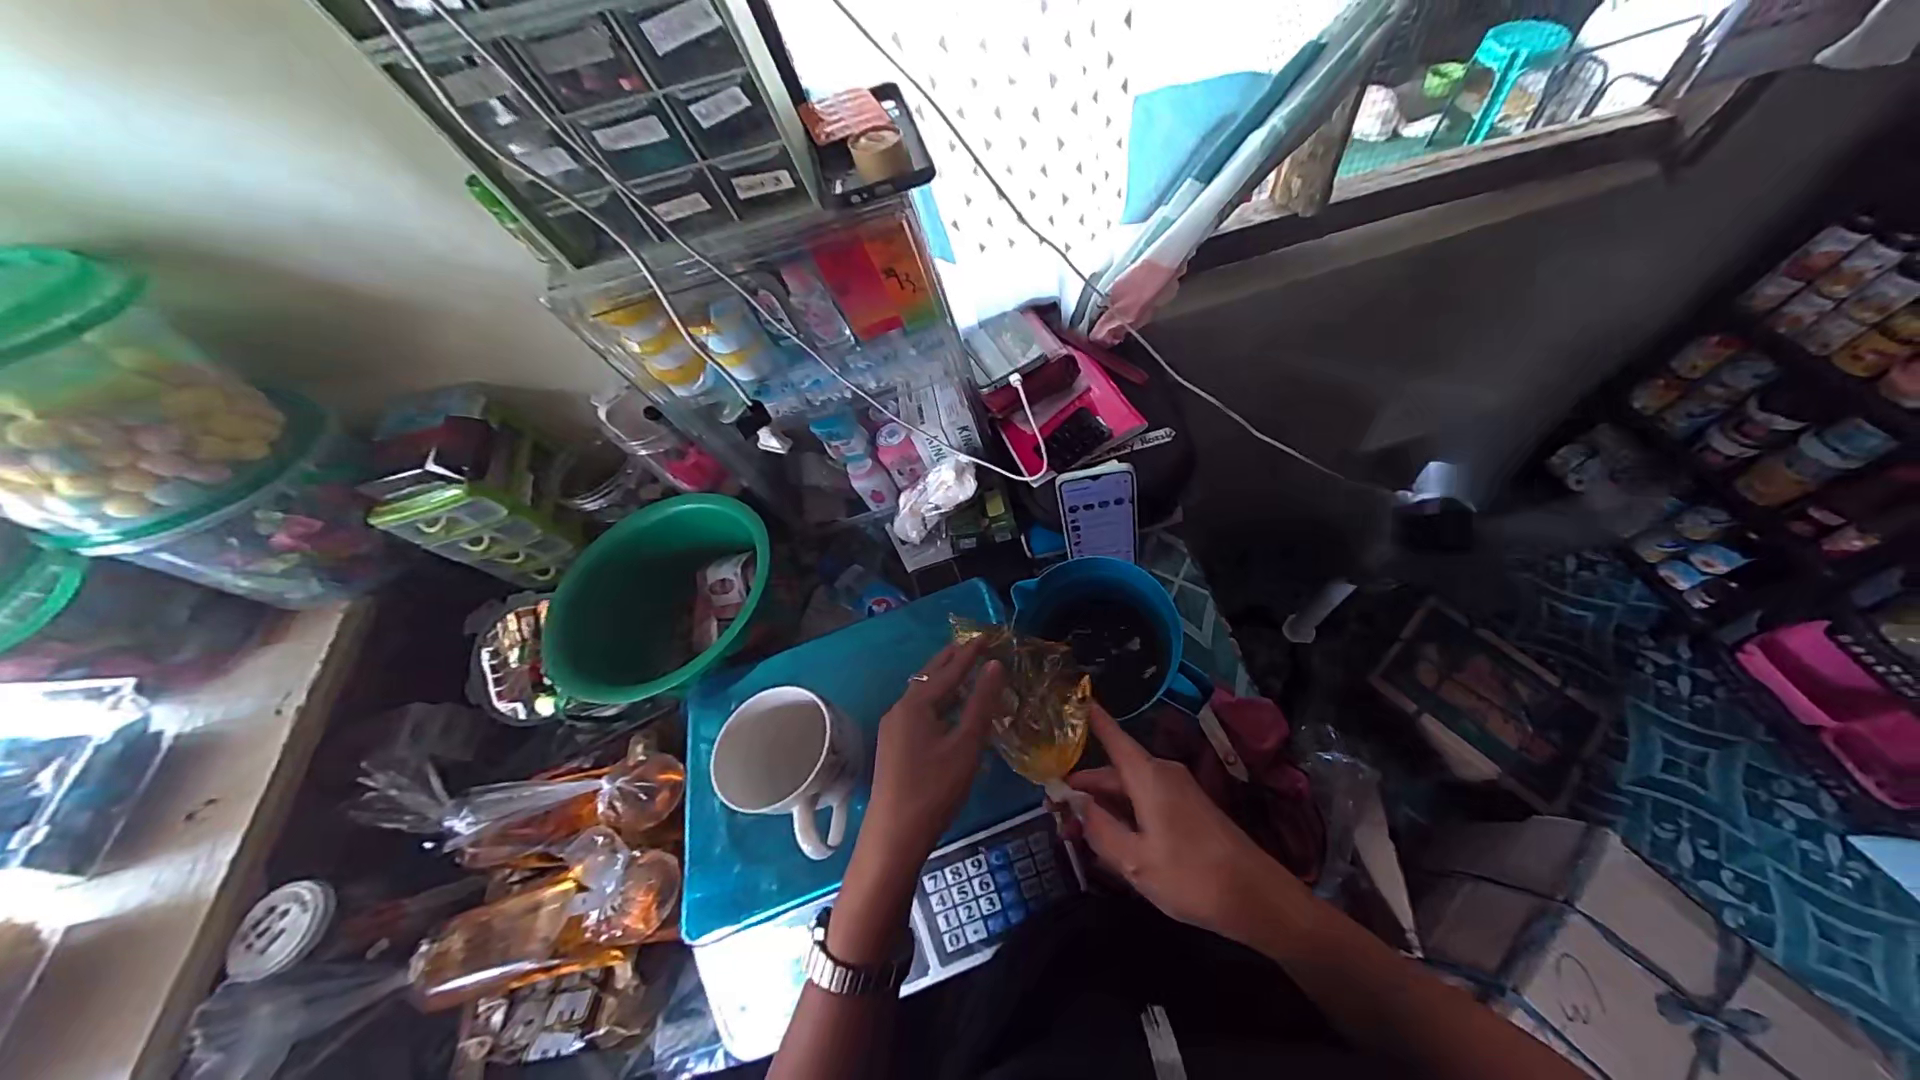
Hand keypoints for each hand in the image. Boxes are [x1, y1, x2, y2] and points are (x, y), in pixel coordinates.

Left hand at [861, 639, 1005, 863]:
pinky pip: (918, 712)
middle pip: (929, 677)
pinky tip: (948, 711)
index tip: (986, 637)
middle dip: (951, 661)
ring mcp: (893, 729)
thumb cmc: (935, 788)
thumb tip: (994, 666)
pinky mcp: (894, 746)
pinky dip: (937, 702)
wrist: (895, 834)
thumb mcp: (966, 745)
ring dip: (943, 682)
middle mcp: (900, 710)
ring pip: (922, 696)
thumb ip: (981, 703)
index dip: (969, 654)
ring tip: (963, 672)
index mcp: (916, 705)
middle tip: (971, 646)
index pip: (948, 670)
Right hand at [1067, 704, 1310, 946]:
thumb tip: (1077, 805)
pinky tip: (1110, 840)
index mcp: (1148, 777)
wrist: (1259, 899)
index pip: (1113, 738)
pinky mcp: (1189, 812)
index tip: (1074, 699)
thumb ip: (1100, 829)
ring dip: (1102, 807)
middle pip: (1114, 772)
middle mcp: (1163, 775)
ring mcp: (1178, 793)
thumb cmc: (1193, 877)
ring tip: (1074, 832)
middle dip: (1083, 789)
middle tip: (1053, 812)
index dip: (1092, 719)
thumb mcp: (1136, 861)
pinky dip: (1124, 816)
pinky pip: (1146, 804)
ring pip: (1129, 791)